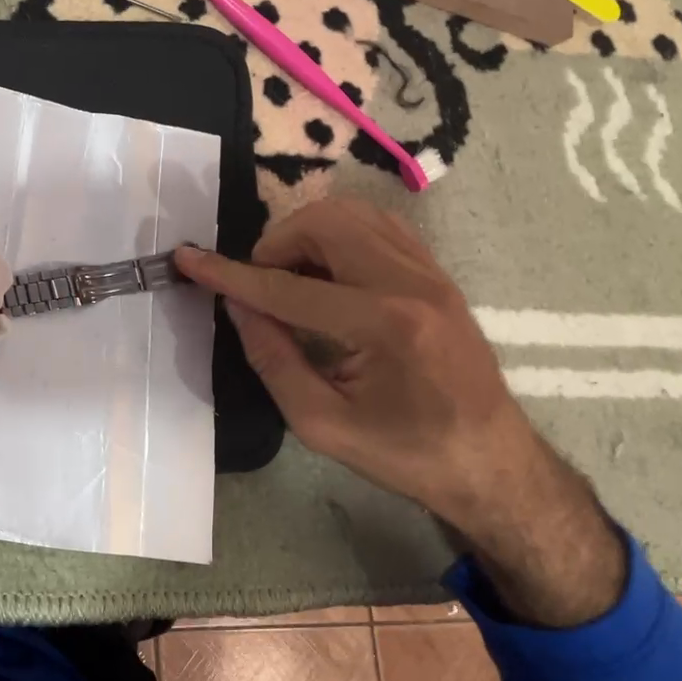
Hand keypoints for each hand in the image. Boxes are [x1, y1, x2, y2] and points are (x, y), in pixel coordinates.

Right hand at [175, 199, 625, 625]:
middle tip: (261, 287)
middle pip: (324, 224)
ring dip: (306, 235)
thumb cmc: (407, 454)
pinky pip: (378, 225)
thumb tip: (237, 305)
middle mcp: (413, 285)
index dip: (229, 274)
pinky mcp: (438, 274)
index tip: (187, 258)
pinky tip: (326, 273)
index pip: (287, 286)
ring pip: (352, 214)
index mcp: (386, 326)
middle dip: (275, 246)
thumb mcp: (321, 424)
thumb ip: (271, 358)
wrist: (495, 466)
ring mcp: (432, 274)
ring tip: (293, 279)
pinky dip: (338, 236)